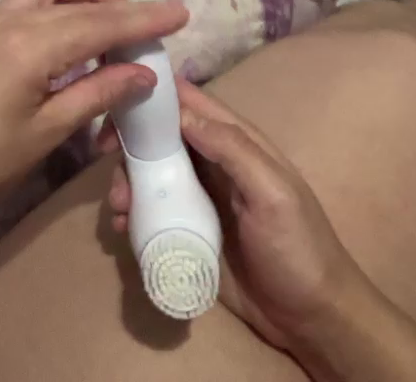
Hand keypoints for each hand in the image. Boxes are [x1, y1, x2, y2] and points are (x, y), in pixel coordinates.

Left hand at [0, 0, 188, 229]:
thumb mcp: (46, 132)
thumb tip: (143, 72)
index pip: (100, 22)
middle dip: (121, 6)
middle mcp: (13, 20)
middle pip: (79, 1)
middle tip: (154, 26)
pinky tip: (75, 26)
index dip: (143, 18)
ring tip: (116, 21)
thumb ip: (97, 95)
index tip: (181, 13)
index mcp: (31, 46)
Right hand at [101, 79, 353, 350]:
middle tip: (104, 156)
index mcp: (235, 142)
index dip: (152, 95)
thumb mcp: (273, 194)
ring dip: (126, 179)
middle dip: (129, 141)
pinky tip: (123, 226)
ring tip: (119, 205)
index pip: (188, 101)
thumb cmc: (299, 248)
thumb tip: (183, 112)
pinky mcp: (186, 229)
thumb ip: (232, 149)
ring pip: (149, 172)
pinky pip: (150, 210)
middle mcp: (212, 162)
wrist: (311, 321)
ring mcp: (197, 196)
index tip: (116, 102)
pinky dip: (131, 211)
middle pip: (159, 134)